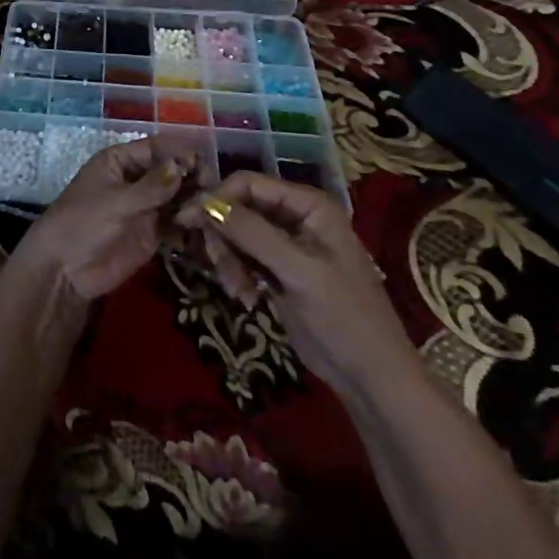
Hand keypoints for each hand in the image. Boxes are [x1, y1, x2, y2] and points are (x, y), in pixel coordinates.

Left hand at [15, 135, 197, 300]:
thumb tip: (181, 166)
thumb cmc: (81, 224)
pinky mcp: (153, 232)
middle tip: (212, 193)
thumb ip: (150, 187)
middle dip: (192, 178)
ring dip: (194, 201)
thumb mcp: (114, 202)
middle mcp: (135, 178)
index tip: (202, 167)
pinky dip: (191, 223)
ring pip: (179, 196)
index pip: (156, 148)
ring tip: (207, 213)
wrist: (65, 269)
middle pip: (172, 170)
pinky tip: (203, 229)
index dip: (179, 154)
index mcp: (119, 161)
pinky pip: (178, 221)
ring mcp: (146, 206)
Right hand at [179, 172, 416, 393]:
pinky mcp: (276, 269)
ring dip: (228, 261)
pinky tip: (246, 298)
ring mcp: (285, 244)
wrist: (369, 375)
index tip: (189, 223)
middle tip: (221, 268)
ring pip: (234, 234)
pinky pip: (241, 257)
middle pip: (237, 208)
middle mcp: (296, 217)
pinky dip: (236, 274)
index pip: (249, 183)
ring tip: (239, 291)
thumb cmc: (345, 317)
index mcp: (309, 206)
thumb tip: (204, 203)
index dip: (217, 199)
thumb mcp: (299, 272)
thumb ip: (253, 234)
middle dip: (223, 237)